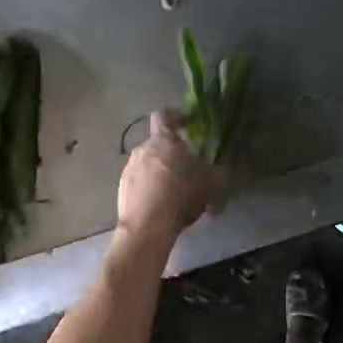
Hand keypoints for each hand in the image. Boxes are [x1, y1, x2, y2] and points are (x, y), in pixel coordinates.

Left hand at [118, 110, 221, 244]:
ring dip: (161, 171)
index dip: (176, 117)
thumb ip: (216, 174)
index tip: (186, 125)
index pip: (165, 115)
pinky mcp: (122, 187)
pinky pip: (140, 180)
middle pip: (159, 143)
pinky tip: (161, 204)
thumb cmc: (180, 197)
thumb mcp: (210, 185)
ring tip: (175, 191)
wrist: (147, 227)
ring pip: (149, 162)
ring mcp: (129, 168)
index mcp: (164, 141)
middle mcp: (143, 149)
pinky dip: (150, 187)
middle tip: (188, 169)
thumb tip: (220, 172)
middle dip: (173, 153)